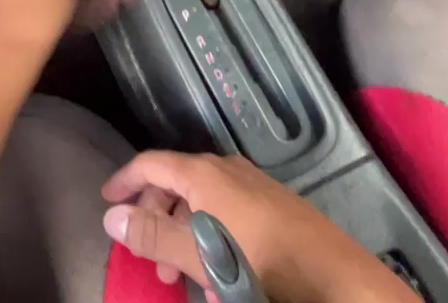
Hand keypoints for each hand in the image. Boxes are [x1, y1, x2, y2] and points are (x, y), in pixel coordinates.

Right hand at [102, 152, 418, 302]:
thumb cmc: (262, 265)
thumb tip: (111, 213)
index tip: (107, 202)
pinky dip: (214, 240)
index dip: (125, 180)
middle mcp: (228, 169)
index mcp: (204, 173)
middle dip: (157, 219)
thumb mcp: (200, 255)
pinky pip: (230, 214)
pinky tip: (226, 281)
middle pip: (176, 183)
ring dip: (186, 236)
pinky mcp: (277, 208)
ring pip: (204, 202)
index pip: (151, 163)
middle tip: (152, 263)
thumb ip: (154, 234)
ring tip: (188, 282)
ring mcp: (255, 187)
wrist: (341, 284)